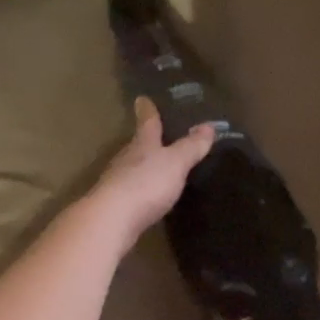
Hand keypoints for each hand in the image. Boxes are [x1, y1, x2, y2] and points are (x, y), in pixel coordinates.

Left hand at [86, 97, 213, 240]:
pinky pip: (127, 192)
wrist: (111, 219)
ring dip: (139, 167)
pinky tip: (143, 197)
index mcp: (142, 145)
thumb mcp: (176, 163)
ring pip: (129, 168)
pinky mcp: (113, 206)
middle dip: (144, 141)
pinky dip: (136, 190)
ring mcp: (116, 182)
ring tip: (151, 167)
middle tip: (152, 135)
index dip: (148, 111)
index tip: (142, 99)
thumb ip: (191, 147)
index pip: (147, 123)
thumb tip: (209, 125)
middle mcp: (126, 159)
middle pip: (136, 146)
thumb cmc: (146, 184)